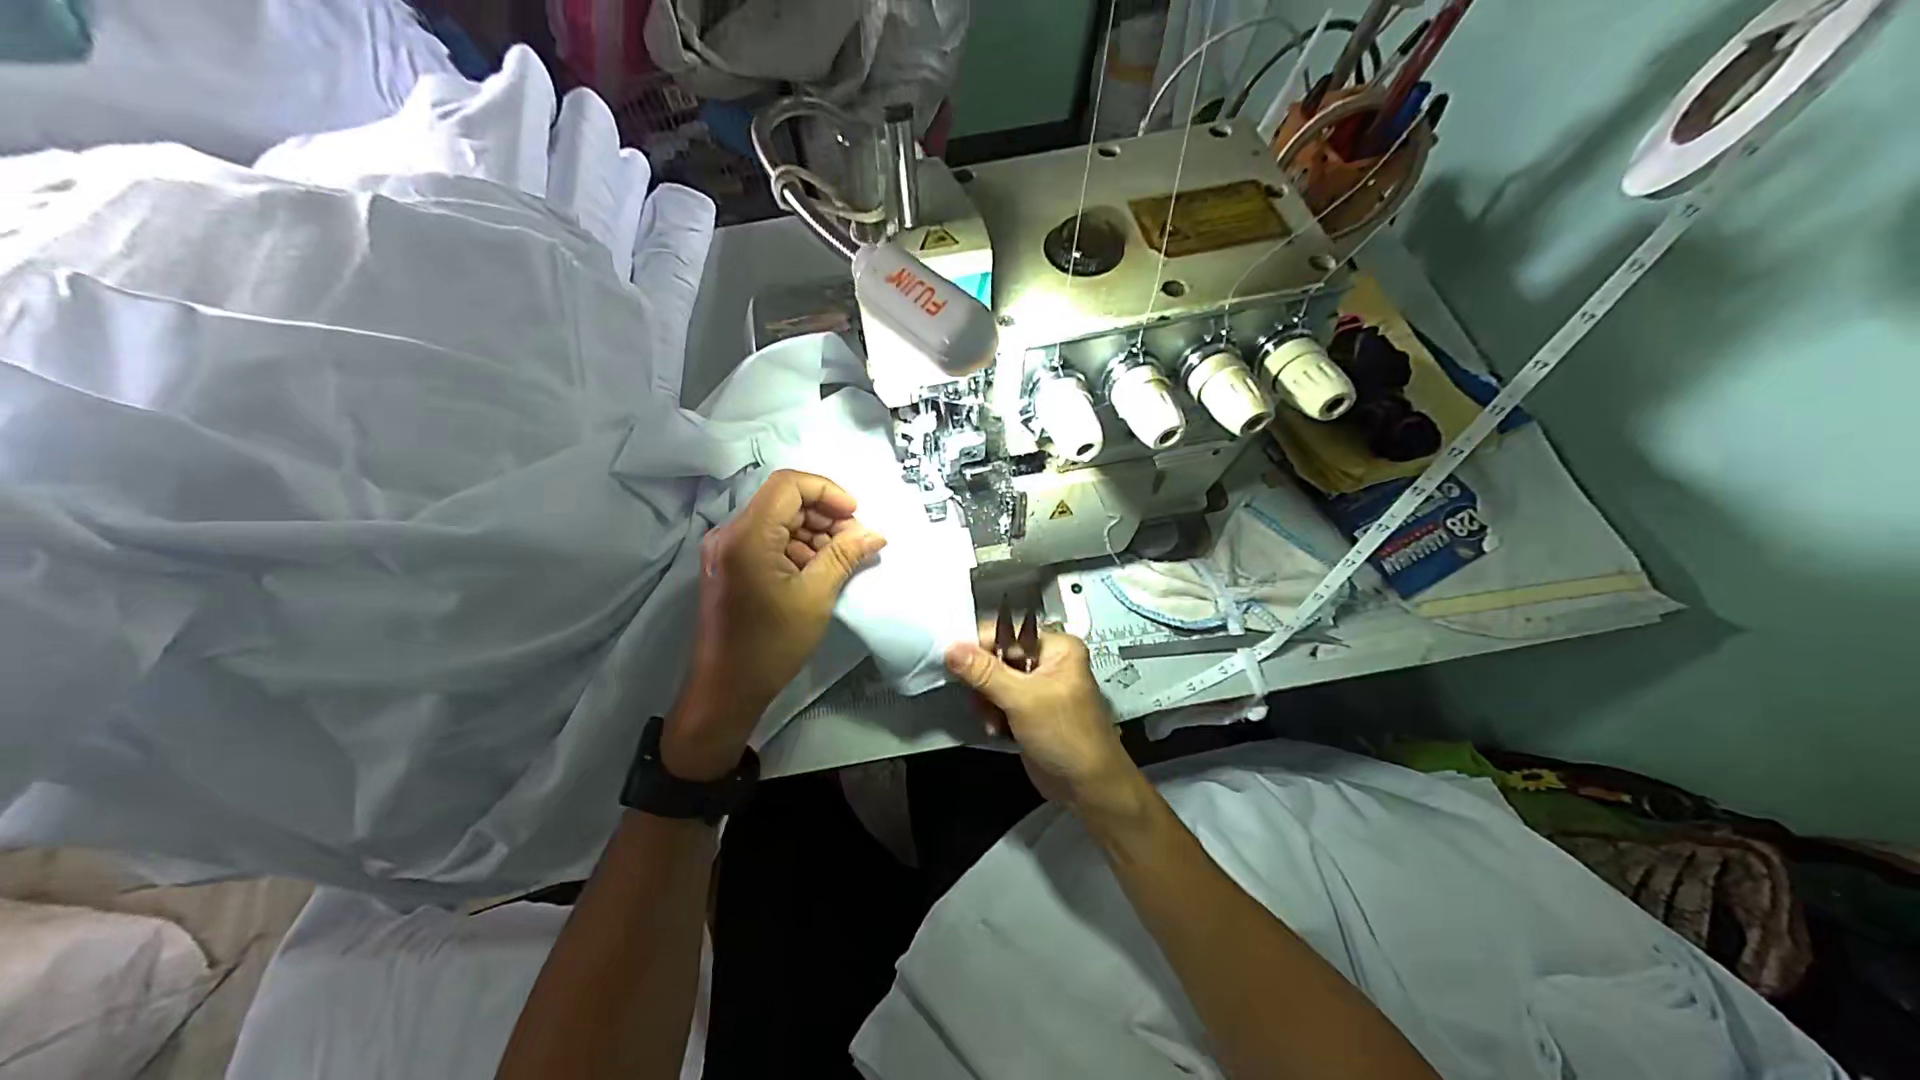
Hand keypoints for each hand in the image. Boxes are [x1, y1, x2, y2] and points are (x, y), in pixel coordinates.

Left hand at [667, 469, 885, 779]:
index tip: (855, 515)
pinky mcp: (730, 565)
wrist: (725, 690)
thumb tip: (875, 533)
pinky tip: (819, 569)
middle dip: (825, 514)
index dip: (828, 491)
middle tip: (855, 541)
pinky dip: (797, 547)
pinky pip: (767, 540)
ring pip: (778, 520)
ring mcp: (726, 549)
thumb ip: (845, 556)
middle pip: (784, 501)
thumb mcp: (816, 597)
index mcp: (747, 536)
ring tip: (842, 558)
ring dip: (813, 532)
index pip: (789, 485)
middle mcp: (729, 534)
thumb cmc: (770, 645)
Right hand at [944, 629, 1149, 822]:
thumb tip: (951, 648)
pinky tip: (997, 729)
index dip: (979, 646)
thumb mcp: (1022, 700)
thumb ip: (984, 672)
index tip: (952, 659)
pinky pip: (999, 701)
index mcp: (1056, 647)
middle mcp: (1048, 661)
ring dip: (987, 702)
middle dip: (985, 682)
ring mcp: (1038, 687)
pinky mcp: (1029, 710)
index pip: (1007, 633)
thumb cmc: (1065, 736)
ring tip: (994, 721)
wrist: (1088, 787)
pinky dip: (993, 714)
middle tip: (982, 701)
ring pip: (994, 681)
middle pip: (997, 656)